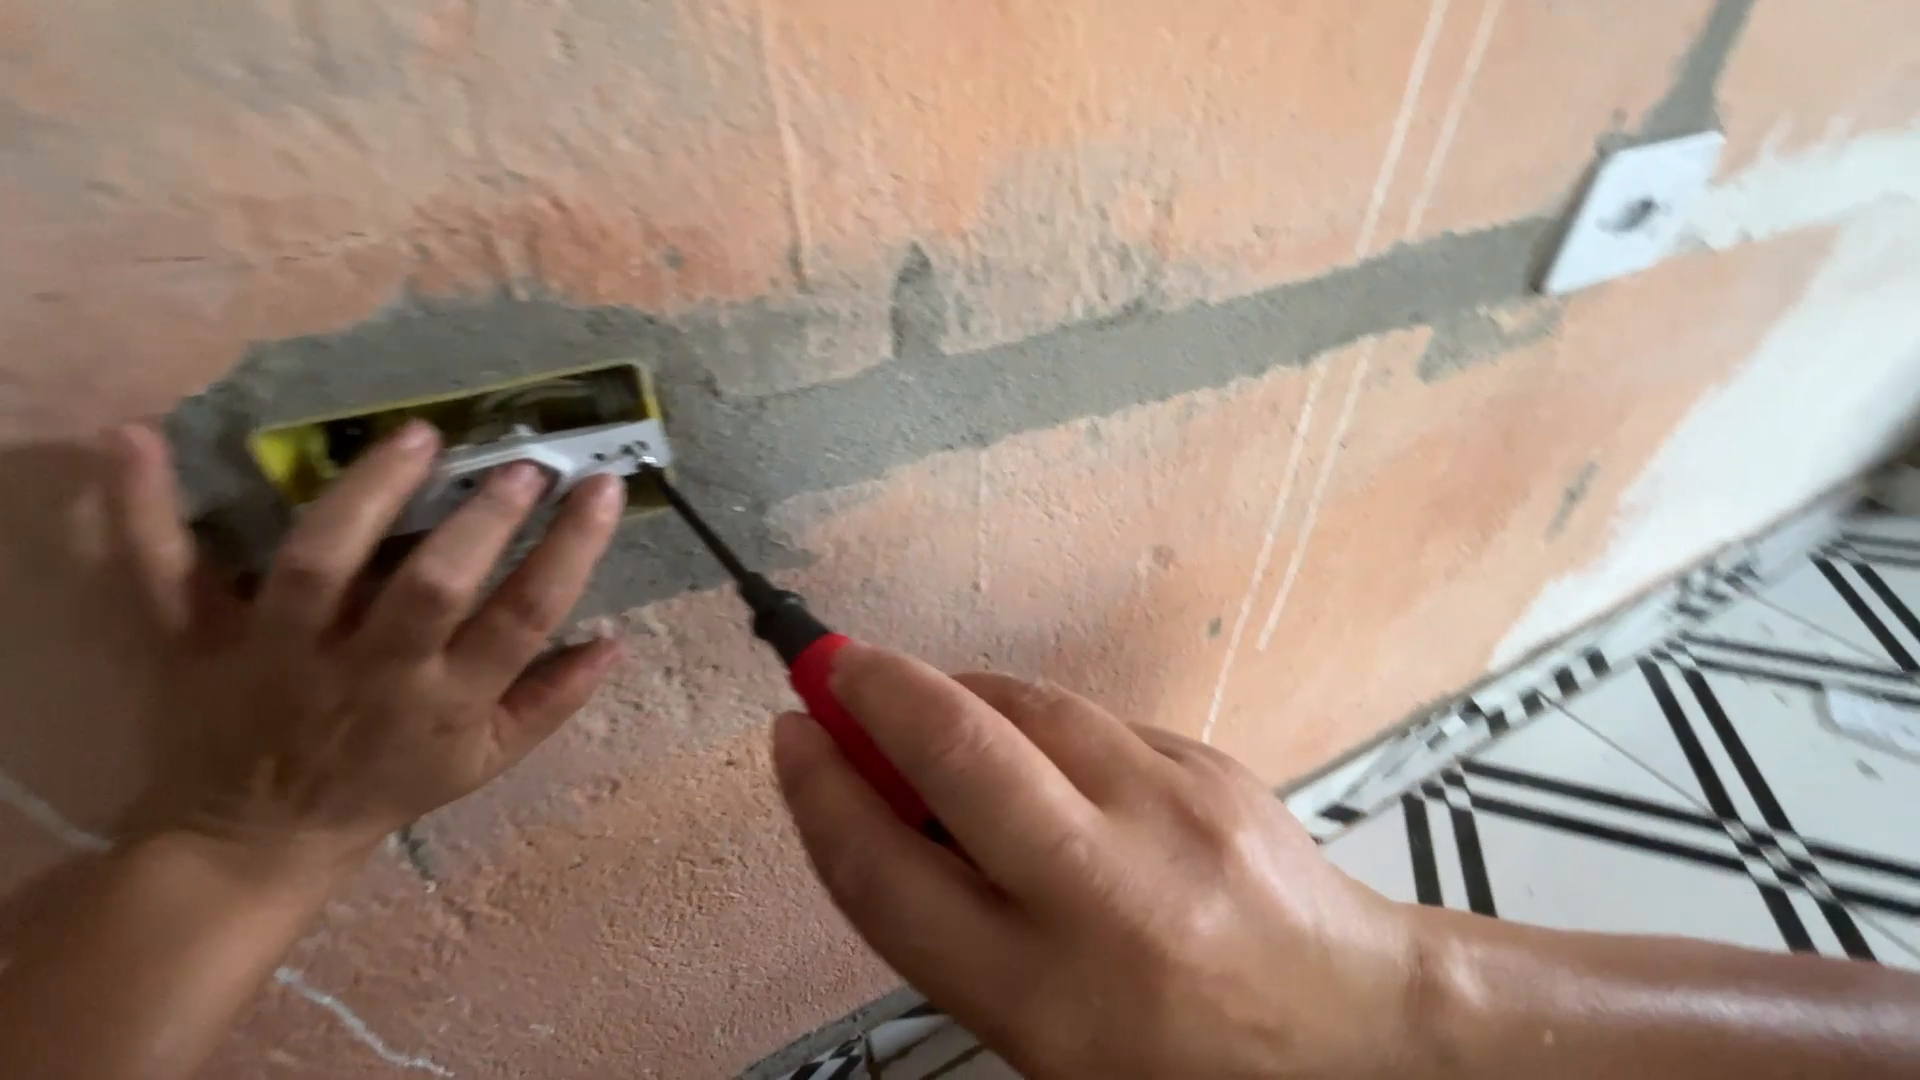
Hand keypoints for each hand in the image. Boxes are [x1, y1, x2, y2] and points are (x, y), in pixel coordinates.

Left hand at [108, 420, 624, 874]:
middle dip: (484, 519)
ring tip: (418, 438)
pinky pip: (160, 574)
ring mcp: (278, 651)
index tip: (602, 488)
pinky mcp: (196, 643)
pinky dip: (139, 508)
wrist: (254, 838)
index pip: (526, 617)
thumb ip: (555, 700)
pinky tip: (136, 436)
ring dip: (367, 494)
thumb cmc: (390, 784)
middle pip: (433, 586)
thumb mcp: (488, 759)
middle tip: (522, 463)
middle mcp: (370, 670)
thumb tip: (616, 641)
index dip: (571, 549)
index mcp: (446, 699)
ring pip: (321, 562)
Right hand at [772, 646, 1423, 1079]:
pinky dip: (1024, 710)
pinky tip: (1014, 731)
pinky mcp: (1207, 763)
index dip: (822, 795)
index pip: (891, 876)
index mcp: (1047, 1001)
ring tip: (917, 700)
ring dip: (951, 690)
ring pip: (1026, 707)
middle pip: (959, 754)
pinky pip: (1084, 715)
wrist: (1354, 1029)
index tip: (790, 737)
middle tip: (828, 663)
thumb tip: (880, 796)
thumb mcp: (1040, 1030)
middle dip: (878, 692)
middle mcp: (1108, 895)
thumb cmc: (1171, 1056)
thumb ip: (952, 916)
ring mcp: (1170, 810)